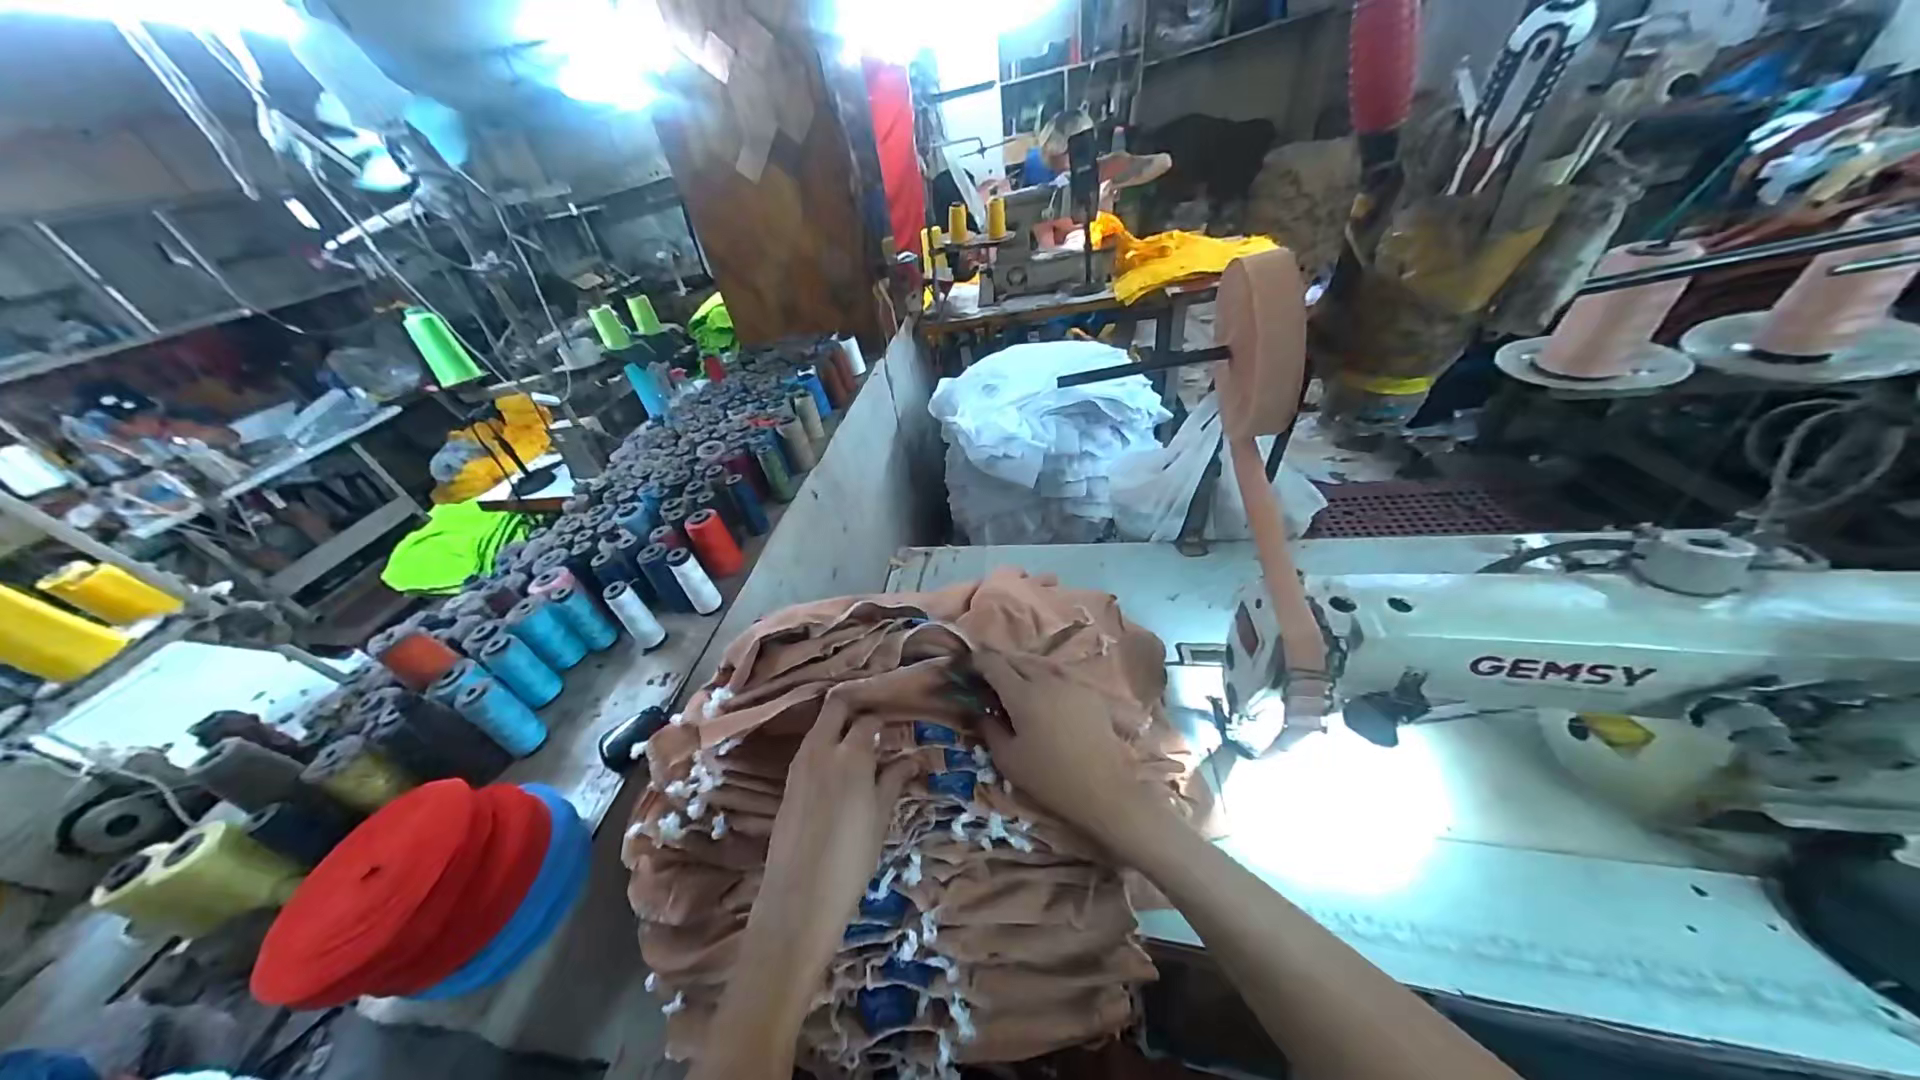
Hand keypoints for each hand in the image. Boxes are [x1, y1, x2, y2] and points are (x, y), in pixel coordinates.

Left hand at [749, 684, 915, 979]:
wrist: (799, 898)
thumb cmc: (851, 858)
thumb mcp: (880, 817)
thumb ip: (893, 780)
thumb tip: (910, 759)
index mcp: (850, 754)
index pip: (869, 719)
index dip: (886, 716)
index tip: (901, 720)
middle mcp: (821, 749)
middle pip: (836, 706)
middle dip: (856, 703)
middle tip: (879, 716)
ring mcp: (799, 764)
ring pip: (820, 726)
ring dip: (840, 723)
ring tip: (865, 739)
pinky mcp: (788, 782)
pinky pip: (810, 748)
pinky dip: (827, 743)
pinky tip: (843, 762)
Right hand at [970, 651, 1171, 858]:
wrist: (1102, 789)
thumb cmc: (1048, 777)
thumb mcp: (1007, 759)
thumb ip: (989, 729)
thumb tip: (982, 711)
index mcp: (1022, 694)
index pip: (994, 664)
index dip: (977, 662)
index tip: (968, 668)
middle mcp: (1047, 680)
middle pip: (1018, 661)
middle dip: (1000, 666)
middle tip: (990, 681)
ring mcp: (1072, 684)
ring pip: (1041, 667)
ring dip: (1024, 672)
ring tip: (1017, 689)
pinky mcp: (1091, 693)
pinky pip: (1061, 678)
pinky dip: (1047, 682)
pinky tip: (1046, 700)